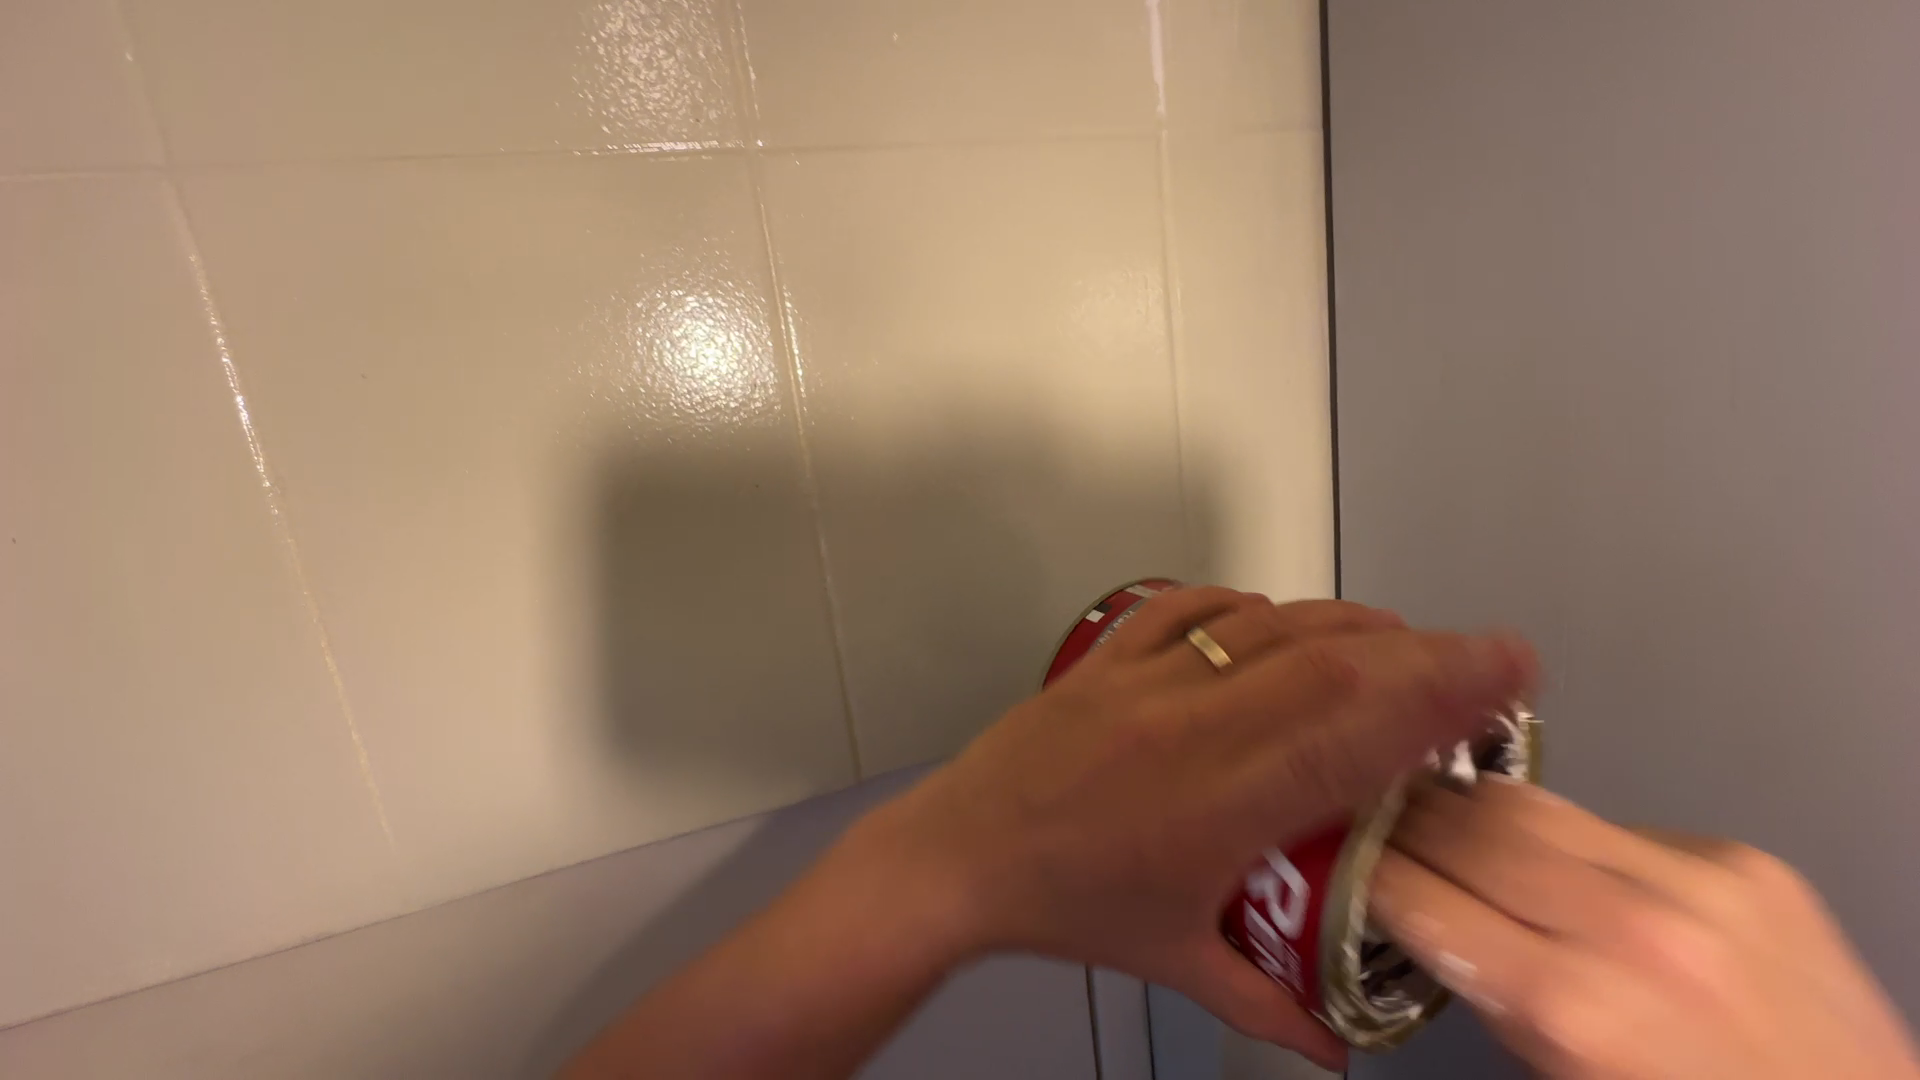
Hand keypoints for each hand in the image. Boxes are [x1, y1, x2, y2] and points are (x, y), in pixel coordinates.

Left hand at [840, 586, 1535, 1069]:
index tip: (1507, 672)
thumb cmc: (1072, 909)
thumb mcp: (1177, 963)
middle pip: (1324, 663)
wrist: (960, 855)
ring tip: (1391, 641)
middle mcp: (1191, 721)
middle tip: (1481, 653)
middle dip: (1418, 651)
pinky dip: (1241, 607)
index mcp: (1222, 800)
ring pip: (1261, 626)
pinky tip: (1268, 620)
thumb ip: (1269, 1003)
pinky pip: (1182, 608)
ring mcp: (1139, 677)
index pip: (1351, 729)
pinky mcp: (1101, 657)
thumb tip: (1343, 1049)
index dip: (1437, 694)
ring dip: (1339, 624)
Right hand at [1373, 778, 1919, 1077]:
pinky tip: (1569, 865)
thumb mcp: (1547, 1071)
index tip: (1332, 848)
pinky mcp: (1742, 860)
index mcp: (1564, 1005)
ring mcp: (1693, 883)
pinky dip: (1560, 834)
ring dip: (1466, 811)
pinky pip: (1600, 818)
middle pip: (1456, 825)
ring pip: (1517, 800)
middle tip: (1372, 819)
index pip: (1406, 890)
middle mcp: (1624, 928)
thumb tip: (1403, 894)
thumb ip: (1471, 977)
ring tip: (1446, 822)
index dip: (1357, 862)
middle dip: (1399, 820)